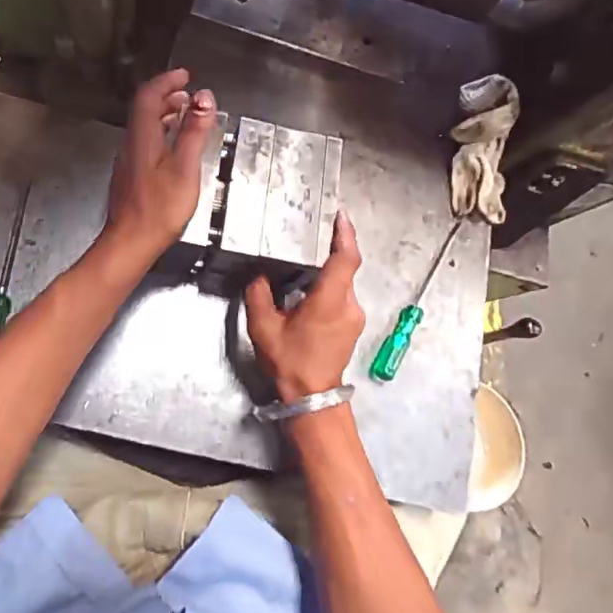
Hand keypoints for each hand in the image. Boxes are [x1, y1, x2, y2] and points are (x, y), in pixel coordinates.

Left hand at [103, 68, 218, 260]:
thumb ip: (194, 132)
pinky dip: (160, 134)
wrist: (130, 243)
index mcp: (143, 137)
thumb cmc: (157, 211)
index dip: (167, 81)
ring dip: (163, 115)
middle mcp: (131, 145)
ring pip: (144, 127)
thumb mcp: (185, 168)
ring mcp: (129, 162)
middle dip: (167, 96)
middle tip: (186, 93)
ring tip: (184, 115)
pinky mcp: (131, 177)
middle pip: (144, 109)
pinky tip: (172, 147)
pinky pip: (144, 144)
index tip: (183, 75)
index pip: (149, 96)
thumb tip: (204, 100)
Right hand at [244, 211, 364, 400]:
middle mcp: (349, 305)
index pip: (346, 258)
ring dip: (326, 276)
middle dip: (328, 255)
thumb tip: (259, 277)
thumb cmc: (290, 363)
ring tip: (301, 275)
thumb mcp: (264, 328)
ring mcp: (354, 317)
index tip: (340, 217)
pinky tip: (308, 298)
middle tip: (309, 242)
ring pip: (343, 285)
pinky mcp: (353, 327)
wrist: (312, 396)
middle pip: (344, 270)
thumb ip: (259, 296)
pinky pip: (342, 299)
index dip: (345, 234)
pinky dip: (328, 292)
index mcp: (330, 300)